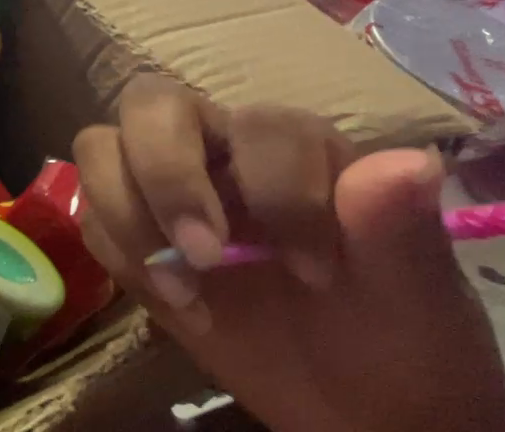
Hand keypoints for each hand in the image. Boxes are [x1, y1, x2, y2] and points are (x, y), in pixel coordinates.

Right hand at [74, 73, 504, 431]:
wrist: (351, 405)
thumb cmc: (395, 341)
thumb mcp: (415, 295)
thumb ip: (398, 226)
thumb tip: (409, 163)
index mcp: (289, 148)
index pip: (260, 124)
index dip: (278, 190)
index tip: (313, 273)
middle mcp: (214, 146)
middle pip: (150, 104)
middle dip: (165, 175)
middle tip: (202, 253)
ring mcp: (160, 182)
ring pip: (99, 147)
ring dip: (127, 214)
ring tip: (180, 288)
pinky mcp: (126, 225)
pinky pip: (89, 214)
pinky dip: (122, 256)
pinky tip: (177, 303)